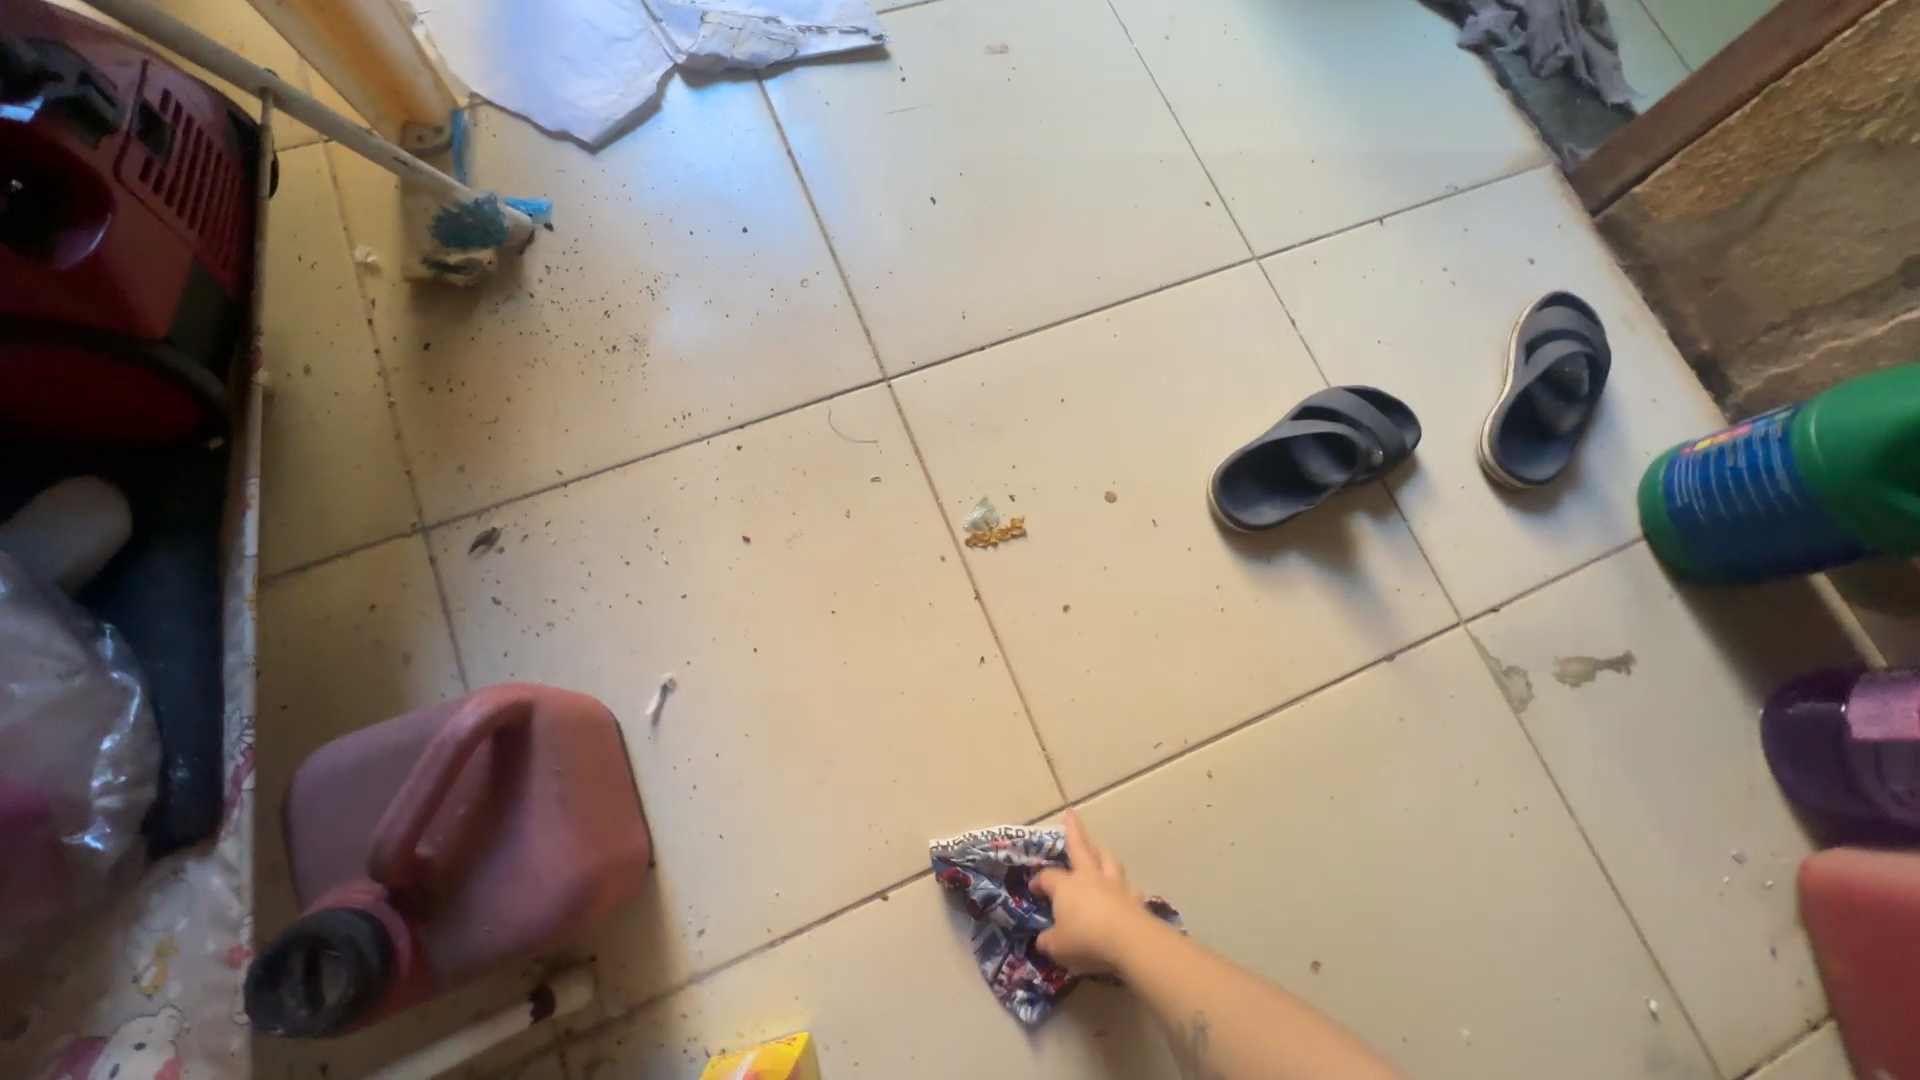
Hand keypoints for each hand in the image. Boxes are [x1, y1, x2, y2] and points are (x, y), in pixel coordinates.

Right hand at [1031, 810, 1157, 974]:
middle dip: (1073, 830)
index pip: (1048, 877)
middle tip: (1070, 814)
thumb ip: (1048, 940)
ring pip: (1107, 859)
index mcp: (1066, 885)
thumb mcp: (1057, 946)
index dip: (1039, 881)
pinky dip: (1124, 887)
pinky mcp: (1134, 899)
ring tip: (1099, 849)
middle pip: (1080, 848)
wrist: (1129, 941)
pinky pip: (1128, 887)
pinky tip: (1125, 892)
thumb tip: (1044, 939)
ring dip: (1101, 852)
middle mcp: (1089, 877)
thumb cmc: (1086, 939)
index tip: (1034, 889)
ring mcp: (1114, 885)